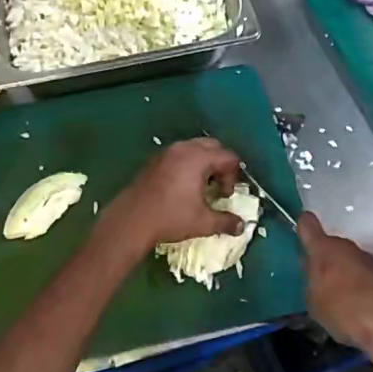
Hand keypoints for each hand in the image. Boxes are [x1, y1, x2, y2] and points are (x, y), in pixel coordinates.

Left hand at [94, 138, 242, 255]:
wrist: (131, 220)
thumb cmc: (170, 218)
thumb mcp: (203, 222)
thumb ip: (226, 221)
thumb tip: (241, 225)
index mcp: (198, 158)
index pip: (228, 156)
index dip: (233, 176)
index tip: (225, 196)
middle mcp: (183, 149)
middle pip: (212, 146)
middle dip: (220, 164)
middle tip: (218, 187)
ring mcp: (166, 153)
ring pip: (194, 148)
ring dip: (204, 163)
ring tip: (202, 187)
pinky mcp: (154, 161)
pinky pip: (179, 155)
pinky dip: (188, 165)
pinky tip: (183, 188)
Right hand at [298, 212, 372, 351]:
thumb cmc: (341, 310)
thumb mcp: (312, 301)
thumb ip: (311, 281)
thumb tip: (314, 273)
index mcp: (322, 249)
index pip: (307, 224)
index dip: (303, 227)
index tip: (301, 233)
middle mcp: (346, 246)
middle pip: (331, 245)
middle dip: (326, 259)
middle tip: (321, 281)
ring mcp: (368, 258)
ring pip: (349, 259)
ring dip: (345, 271)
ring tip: (342, 297)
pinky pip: (365, 273)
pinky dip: (361, 283)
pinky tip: (361, 304)